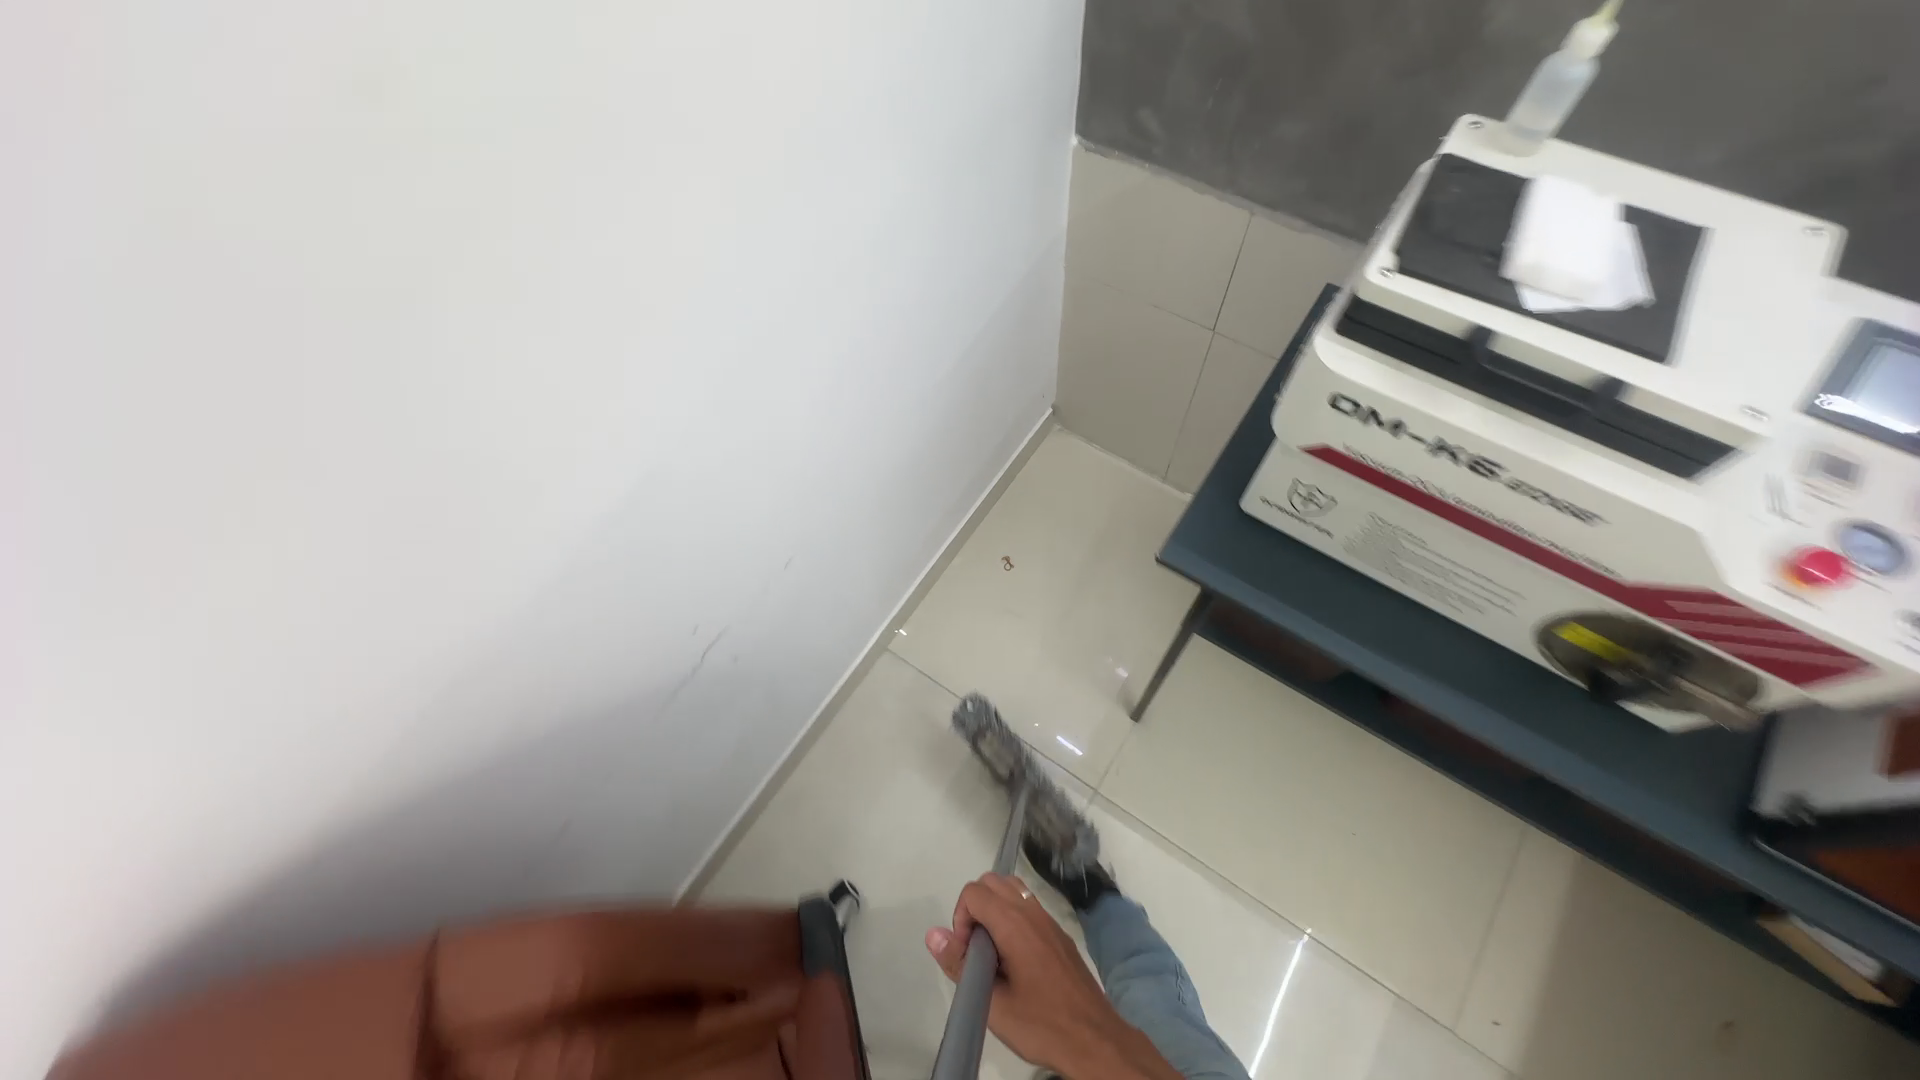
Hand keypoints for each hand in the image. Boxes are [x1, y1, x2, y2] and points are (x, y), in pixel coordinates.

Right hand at [925, 874, 1179, 1079]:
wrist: (1095, 1040)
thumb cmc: (1041, 1023)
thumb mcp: (992, 1002)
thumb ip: (959, 964)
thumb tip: (934, 933)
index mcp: (1014, 923)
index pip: (974, 892)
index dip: (960, 918)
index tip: (966, 954)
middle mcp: (1033, 912)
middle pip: (993, 882)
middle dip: (974, 908)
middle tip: (974, 950)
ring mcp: (1049, 921)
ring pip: (1013, 890)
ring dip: (994, 910)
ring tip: (992, 952)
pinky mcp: (1060, 935)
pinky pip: (1029, 907)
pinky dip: (1012, 918)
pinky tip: (1014, 959)